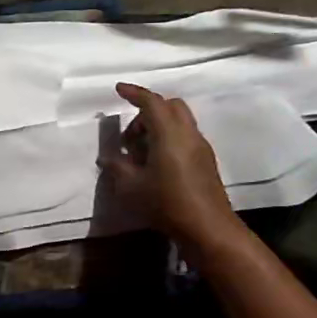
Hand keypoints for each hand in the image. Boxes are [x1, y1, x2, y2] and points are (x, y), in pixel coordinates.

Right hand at [100, 83, 240, 249]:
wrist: (207, 228)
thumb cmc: (165, 202)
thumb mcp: (130, 186)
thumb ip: (117, 167)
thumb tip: (108, 158)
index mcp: (169, 134)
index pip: (152, 102)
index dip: (134, 93)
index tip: (118, 89)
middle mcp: (188, 134)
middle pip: (170, 106)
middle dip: (147, 110)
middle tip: (129, 133)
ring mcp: (200, 147)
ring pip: (179, 121)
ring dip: (157, 126)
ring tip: (139, 152)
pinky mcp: (205, 161)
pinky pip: (184, 136)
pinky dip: (167, 138)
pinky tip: (154, 163)